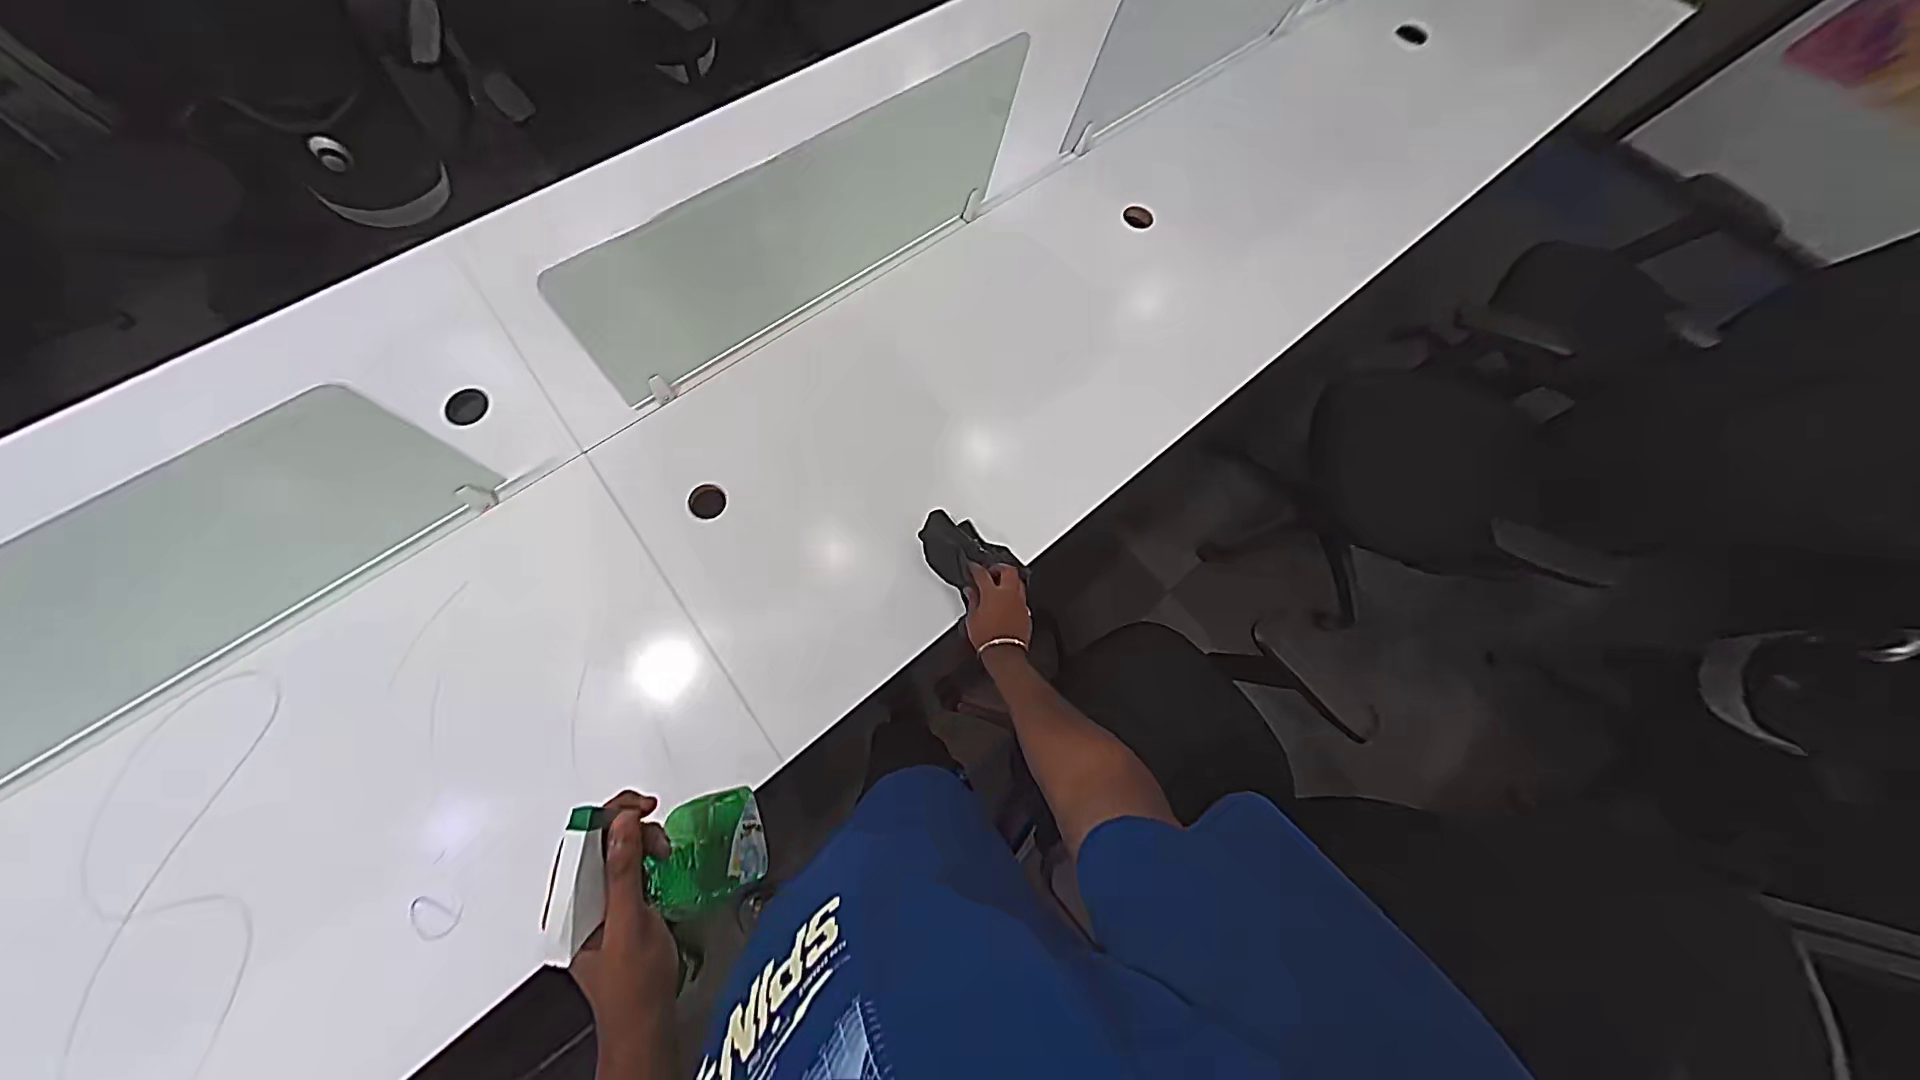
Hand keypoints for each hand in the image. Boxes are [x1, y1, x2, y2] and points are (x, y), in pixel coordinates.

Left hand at [570, 792, 677, 1036]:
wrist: (646, 1022)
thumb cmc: (635, 983)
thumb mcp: (630, 921)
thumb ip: (623, 870)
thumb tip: (619, 824)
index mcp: (570, 907)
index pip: (581, 843)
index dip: (609, 816)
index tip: (641, 805)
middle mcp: (579, 902)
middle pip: (599, 843)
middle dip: (632, 827)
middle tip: (657, 828)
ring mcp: (599, 904)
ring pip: (616, 852)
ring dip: (643, 841)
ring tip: (662, 853)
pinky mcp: (619, 906)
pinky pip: (627, 866)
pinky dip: (646, 855)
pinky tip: (658, 861)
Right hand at [965, 563, 1031, 653]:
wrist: (1004, 653)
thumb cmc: (988, 638)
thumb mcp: (972, 618)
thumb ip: (973, 600)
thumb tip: (971, 592)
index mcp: (992, 593)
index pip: (982, 573)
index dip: (976, 568)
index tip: (973, 567)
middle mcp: (1009, 594)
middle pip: (1008, 570)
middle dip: (999, 567)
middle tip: (991, 571)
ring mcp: (1020, 602)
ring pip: (1019, 582)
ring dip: (1010, 579)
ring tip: (1001, 583)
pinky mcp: (1026, 612)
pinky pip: (1022, 597)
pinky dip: (1015, 594)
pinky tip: (1008, 600)